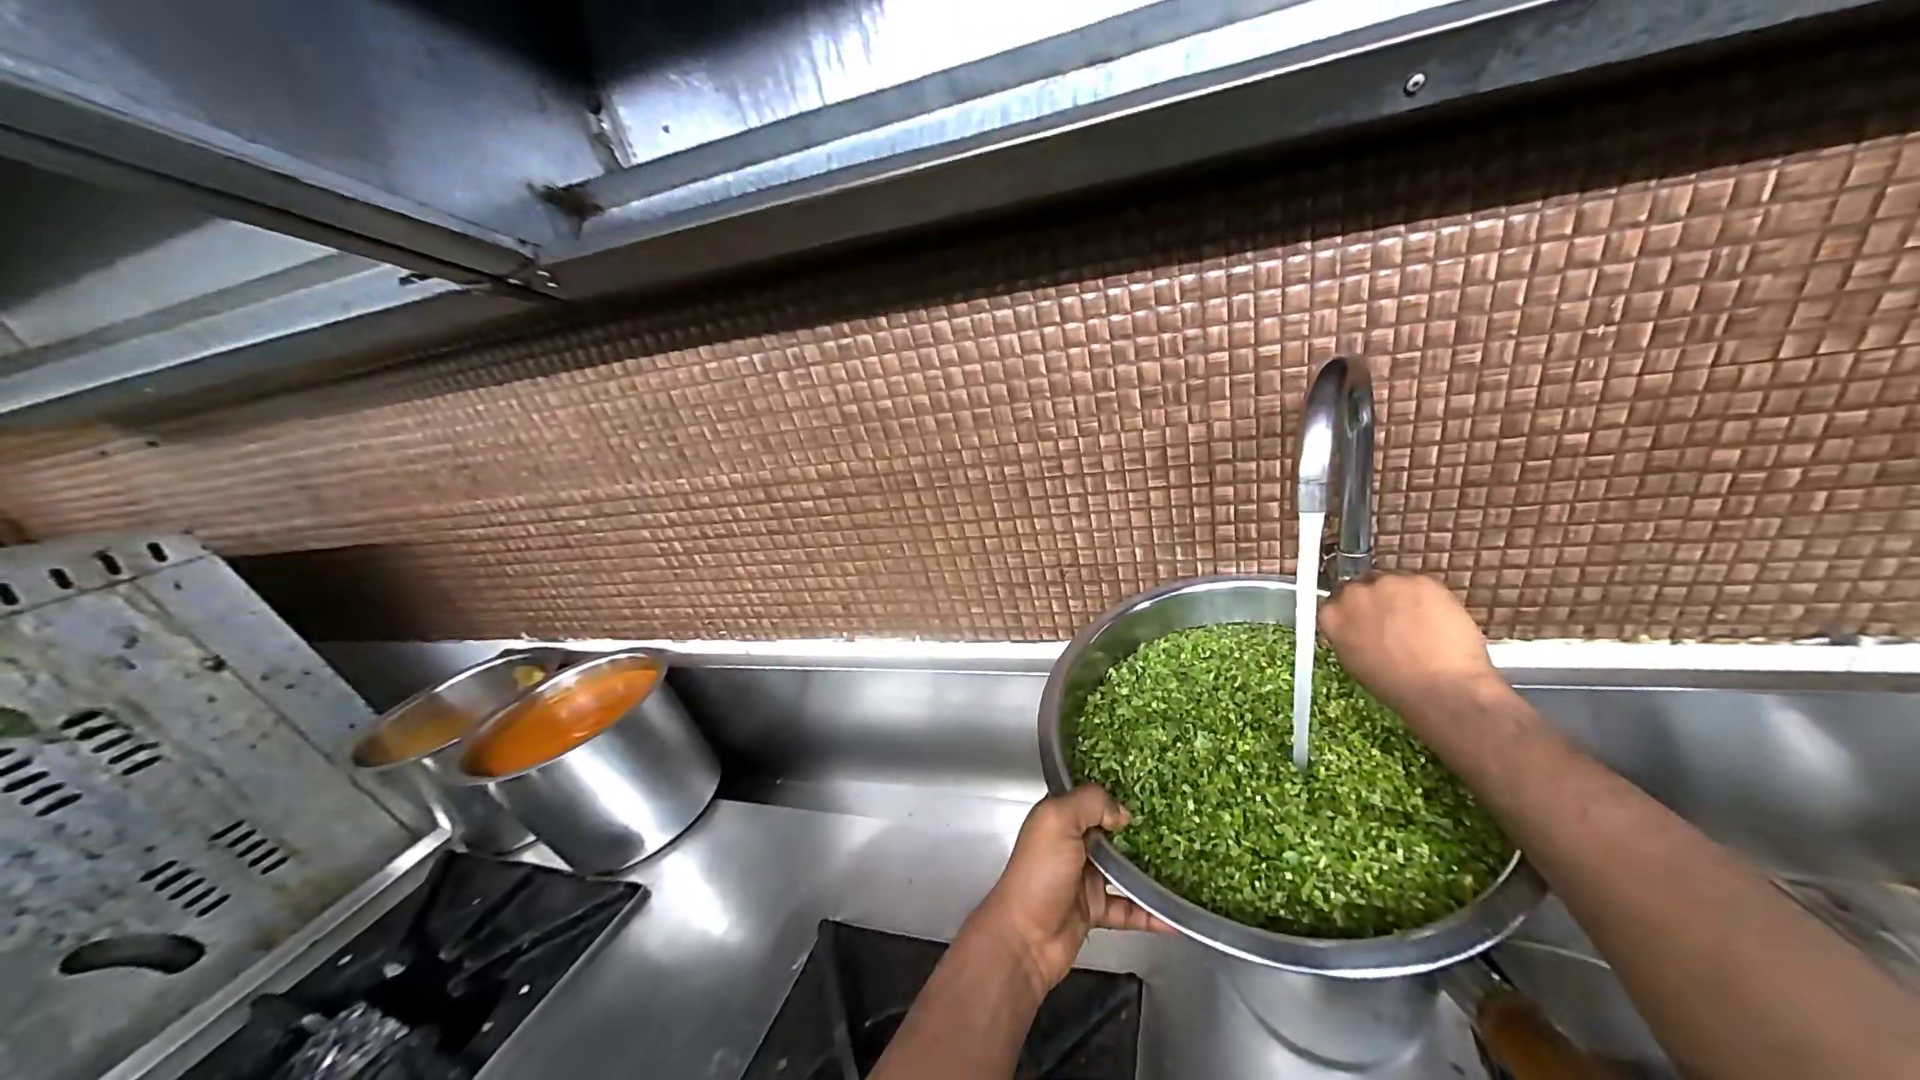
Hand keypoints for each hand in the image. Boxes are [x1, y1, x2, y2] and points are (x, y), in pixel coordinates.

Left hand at [966, 785, 1171, 995]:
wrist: (1025, 938)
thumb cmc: (1037, 874)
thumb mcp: (1057, 822)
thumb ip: (1090, 804)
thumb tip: (1122, 812)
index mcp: (1058, 819)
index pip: (1089, 798)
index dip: (1114, 793)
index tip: (1148, 790)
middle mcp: (1071, 845)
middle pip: (1111, 834)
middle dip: (1138, 830)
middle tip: (1175, 825)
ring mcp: (1083, 879)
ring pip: (1124, 870)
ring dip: (1149, 871)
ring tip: (1182, 866)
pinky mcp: (1094, 911)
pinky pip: (1129, 909)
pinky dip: (1151, 913)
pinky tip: (1174, 916)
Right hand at [1318, 573, 1509, 733]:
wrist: (1440, 687)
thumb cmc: (1395, 684)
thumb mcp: (1353, 660)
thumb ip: (1348, 634)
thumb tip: (1359, 627)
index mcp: (1331, 615)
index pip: (1336, 601)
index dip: (1355, 611)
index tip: (1367, 620)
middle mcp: (1353, 593)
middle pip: (1364, 586)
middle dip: (1378, 600)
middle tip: (1396, 621)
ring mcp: (1387, 583)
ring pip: (1395, 583)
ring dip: (1404, 598)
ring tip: (1421, 624)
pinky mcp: (1421, 581)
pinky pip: (1423, 586)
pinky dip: (1430, 599)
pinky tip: (1437, 622)